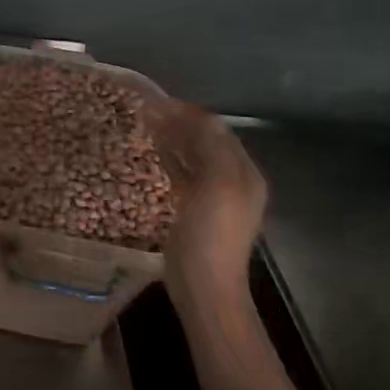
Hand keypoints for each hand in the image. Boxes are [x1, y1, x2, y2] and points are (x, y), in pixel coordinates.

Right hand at [150, 101, 267, 296]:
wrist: (204, 287)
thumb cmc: (211, 235)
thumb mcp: (218, 186)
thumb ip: (212, 148)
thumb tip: (199, 116)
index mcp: (244, 173)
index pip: (217, 130)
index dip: (189, 113)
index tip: (158, 102)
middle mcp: (233, 181)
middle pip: (206, 141)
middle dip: (179, 123)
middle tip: (146, 110)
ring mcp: (214, 197)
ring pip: (193, 155)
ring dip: (173, 138)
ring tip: (145, 123)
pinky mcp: (194, 210)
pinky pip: (183, 173)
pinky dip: (169, 158)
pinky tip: (153, 151)